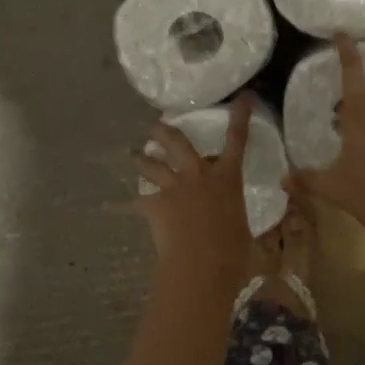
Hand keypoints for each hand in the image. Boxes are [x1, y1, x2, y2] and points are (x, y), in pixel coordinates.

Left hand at [133, 96, 253, 283]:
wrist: (201, 266)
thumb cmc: (233, 252)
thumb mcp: (246, 234)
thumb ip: (243, 227)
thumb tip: (258, 239)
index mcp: (228, 178)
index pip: (238, 140)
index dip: (240, 117)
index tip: (243, 97)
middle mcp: (200, 175)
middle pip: (180, 144)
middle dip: (166, 131)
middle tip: (155, 126)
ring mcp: (175, 188)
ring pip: (153, 166)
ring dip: (143, 159)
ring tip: (133, 155)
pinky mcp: (154, 206)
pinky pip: (133, 203)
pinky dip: (118, 205)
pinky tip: (105, 206)